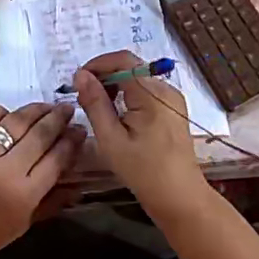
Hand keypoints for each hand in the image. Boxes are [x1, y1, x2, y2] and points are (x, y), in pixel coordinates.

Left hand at [0, 102, 81, 258]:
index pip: (57, 159)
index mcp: (24, 195)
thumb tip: (79, 183)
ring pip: (17, 121)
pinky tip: (10, 115)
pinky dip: (3, 112)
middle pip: (41, 135)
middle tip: (68, 109)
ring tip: (47, 106)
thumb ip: (52, 202)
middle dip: (58, 119)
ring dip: (36, 110)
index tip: (80, 130)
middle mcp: (6, 170)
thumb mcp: (22, 225)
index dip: (71, 141)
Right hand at [72, 51, 207, 210]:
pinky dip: (128, 96)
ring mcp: (172, 99)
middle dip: (104, 77)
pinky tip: (117, 116)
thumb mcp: (111, 139)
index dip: (97, 64)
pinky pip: (146, 92)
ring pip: (137, 79)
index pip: (122, 60)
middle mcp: (166, 89)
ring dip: (115, 87)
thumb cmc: (143, 171)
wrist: (180, 198)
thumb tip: (81, 75)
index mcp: (152, 93)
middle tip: (84, 98)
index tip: (78, 81)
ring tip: (98, 109)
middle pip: (130, 67)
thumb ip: (95, 103)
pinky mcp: (173, 109)